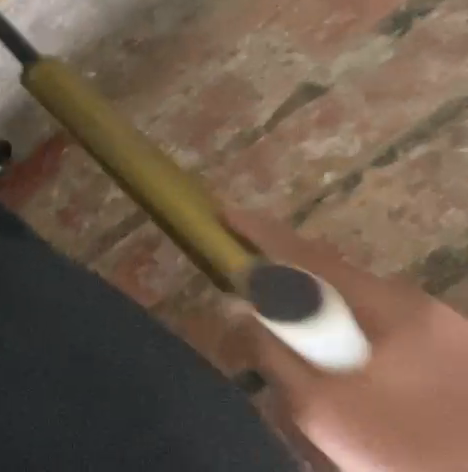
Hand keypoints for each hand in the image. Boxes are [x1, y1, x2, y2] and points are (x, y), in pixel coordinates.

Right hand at [230, 212, 467, 471]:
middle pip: (335, 281)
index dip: (258, 233)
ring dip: (320, 320)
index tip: (218, 214)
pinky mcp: (459, 366)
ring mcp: (451, 338)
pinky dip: (350, 342)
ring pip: (361, 311)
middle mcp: (427, 312)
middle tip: (248, 296)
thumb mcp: (319, 406)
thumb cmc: (405, 448)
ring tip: (293, 349)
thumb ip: (269, 350)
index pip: (310, 256)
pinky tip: (338, 373)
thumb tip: (236, 308)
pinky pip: (386, 336)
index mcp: (398, 310)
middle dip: (287, 283)